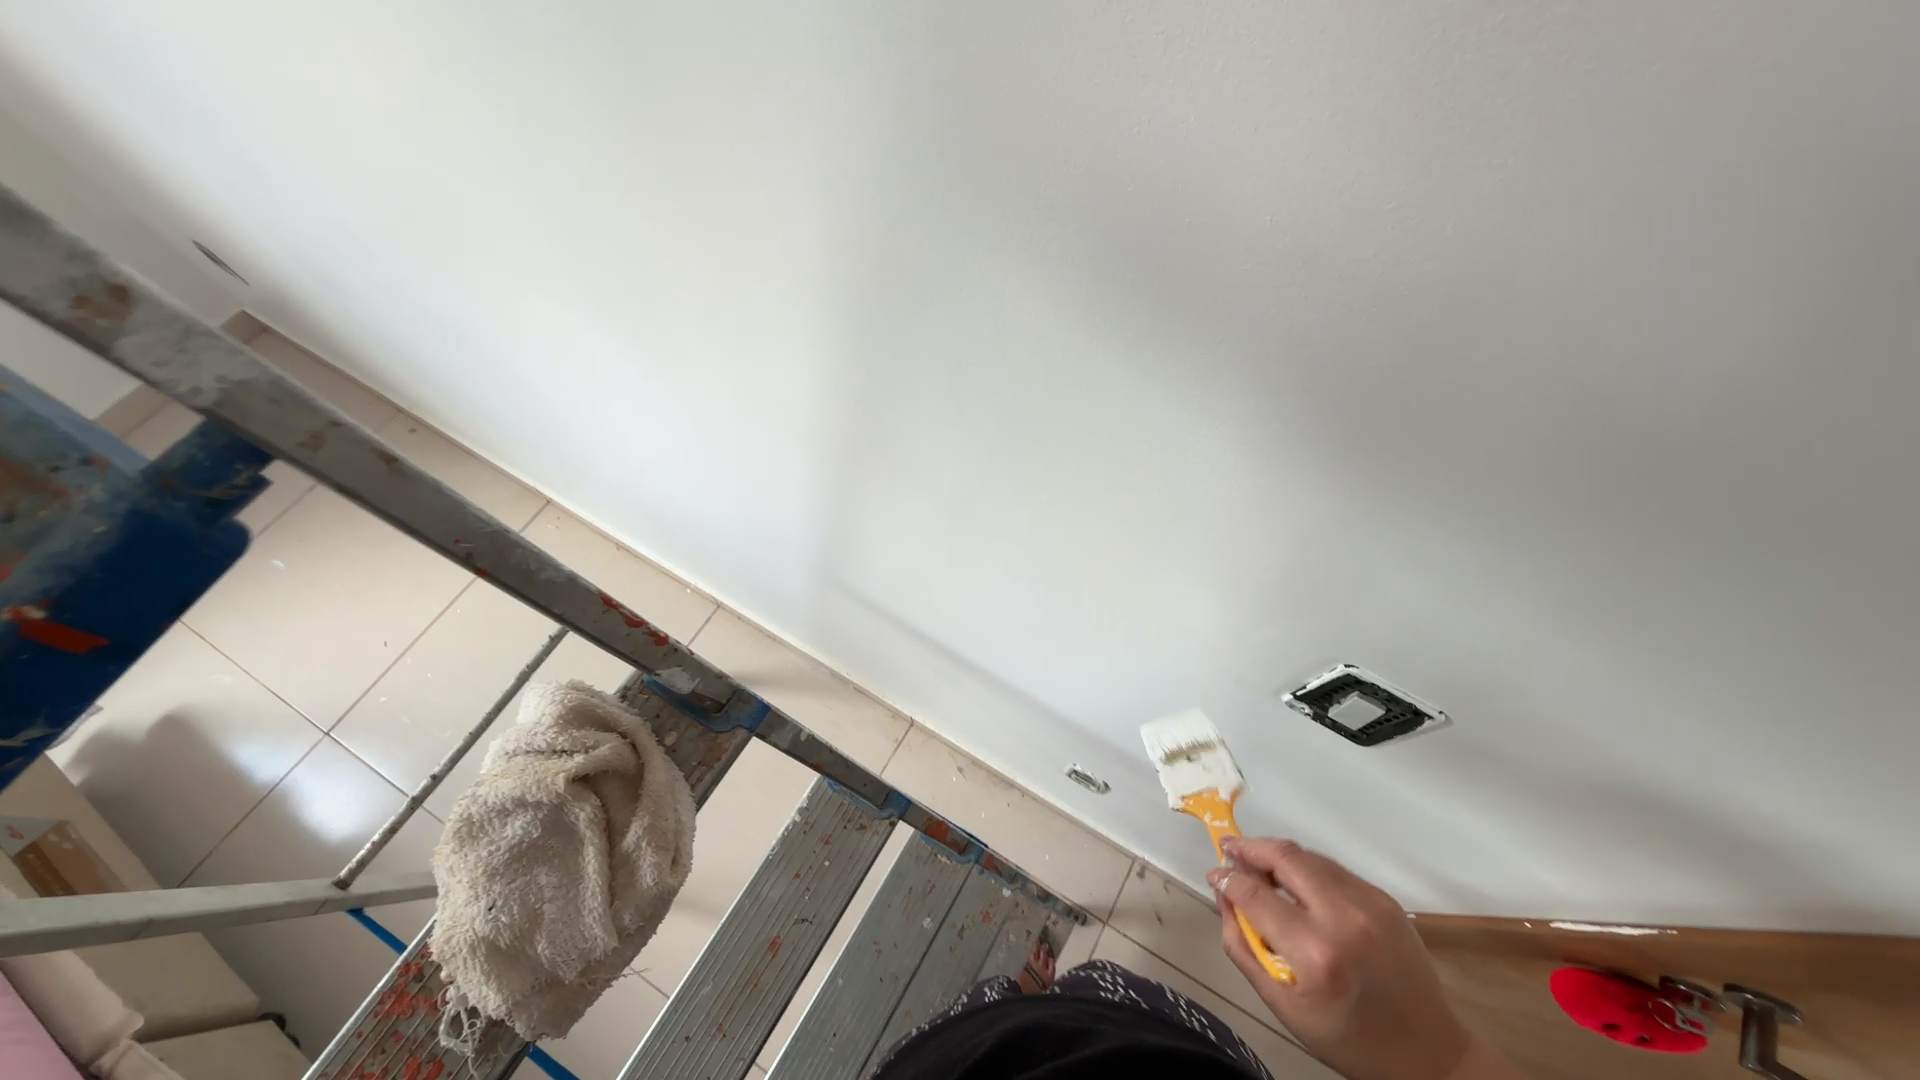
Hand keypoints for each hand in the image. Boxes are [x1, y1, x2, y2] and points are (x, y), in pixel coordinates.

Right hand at [1208, 837, 1522, 1079]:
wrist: (1426, 1052)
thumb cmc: (1346, 1037)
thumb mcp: (1282, 1005)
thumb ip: (1243, 947)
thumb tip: (1224, 897)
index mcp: (1316, 953)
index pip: (1256, 896)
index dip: (1228, 879)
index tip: (1213, 874)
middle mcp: (1345, 918)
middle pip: (1286, 858)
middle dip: (1251, 848)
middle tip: (1229, 848)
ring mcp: (1371, 904)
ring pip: (1311, 857)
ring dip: (1278, 854)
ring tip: (1256, 861)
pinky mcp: (1386, 900)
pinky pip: (1335, 871)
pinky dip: (1308, 869)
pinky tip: (1296, 882)